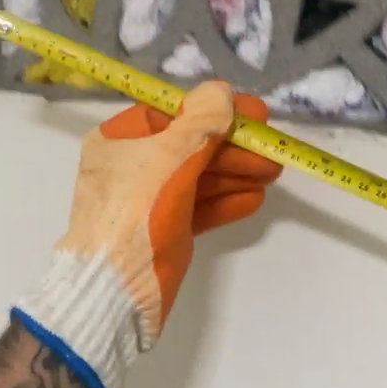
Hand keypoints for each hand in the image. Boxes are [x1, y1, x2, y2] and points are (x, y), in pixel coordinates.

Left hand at [12, 81, 281, 387]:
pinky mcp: (162, 232)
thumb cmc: (135, 215)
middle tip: (273, 150)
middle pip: (190, 146)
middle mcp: (131, 166)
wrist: (112, 295)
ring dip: (235, 173)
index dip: (216, 111)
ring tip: (274, 173)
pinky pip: (197, 208)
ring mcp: (146, 201)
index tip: (256, 114)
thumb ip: (200, 124)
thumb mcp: (170, 160)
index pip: (174, 114)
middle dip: (233, 148)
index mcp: (119, 140)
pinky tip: (255, 200)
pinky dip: (224, 203)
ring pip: (197, 178)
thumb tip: (221, 92)